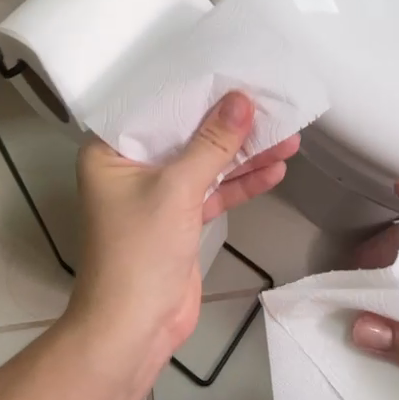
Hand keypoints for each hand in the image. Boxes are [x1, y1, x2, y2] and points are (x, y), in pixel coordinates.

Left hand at [67, 93, 299, 379]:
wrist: (134, 331)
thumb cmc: (139, 252)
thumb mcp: (177, 190)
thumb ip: (212, 144)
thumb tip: (242, 99)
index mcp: (110, 150)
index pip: (154, 106)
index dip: (193, 88)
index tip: (230, 68)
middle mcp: (131, 166)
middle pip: (185, 133)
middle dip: (228, 122)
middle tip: (269, 100)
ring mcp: (157, 194)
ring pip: (204, 162)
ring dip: (243, 153)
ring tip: (288, 133)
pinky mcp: (179, 219)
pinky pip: (212, 190)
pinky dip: (241, 182)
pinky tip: (275, 168)